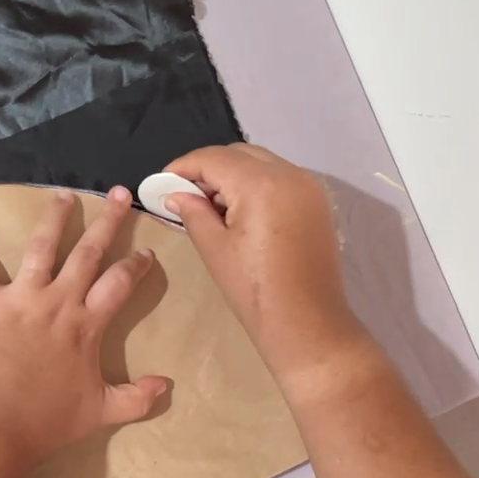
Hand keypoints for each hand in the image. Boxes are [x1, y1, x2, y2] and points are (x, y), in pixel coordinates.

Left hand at [0, 187, 169, 465]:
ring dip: (54, 219)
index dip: (136, 266)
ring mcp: (23, 299)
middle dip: (107, 222)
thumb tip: (167, 385)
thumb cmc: (50, 421)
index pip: (120, 284)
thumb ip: (138, 398)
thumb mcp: (103, 412)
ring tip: (64, 195)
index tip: (146, 253)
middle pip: (88, 252)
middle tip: (119, 194)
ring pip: (41, 248)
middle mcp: (59, 301)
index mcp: (87, 324)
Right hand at [162, 144, 378, 391]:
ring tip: (210, 206)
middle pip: (239, 153)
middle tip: (183, 195)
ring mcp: (308, 186)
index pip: (213, 159)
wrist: (307, 323)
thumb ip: (194, 213)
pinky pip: (279, 177)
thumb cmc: (253, 290)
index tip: (161, 182)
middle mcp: (289, 174)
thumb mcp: (215, 249)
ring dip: (232, 174)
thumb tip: (176, 195)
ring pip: (261, 162)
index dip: (183, 166)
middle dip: (208, 168)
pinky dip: (255, 183)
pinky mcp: (317, 202)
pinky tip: (239, 211)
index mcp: (261, 184)